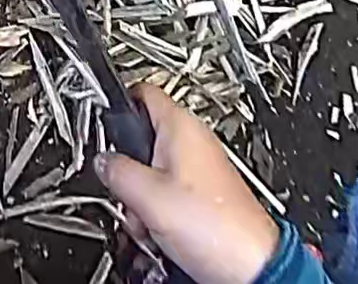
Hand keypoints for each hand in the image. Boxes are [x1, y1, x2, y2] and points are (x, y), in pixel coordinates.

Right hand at [96, 84, 279, 283]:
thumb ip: (117, 170)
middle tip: (130, 193)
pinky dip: (160, 207)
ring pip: (154, 168)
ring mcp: (201, 165)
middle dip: (129, 169)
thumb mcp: (148, 196)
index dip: (118, 104)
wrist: (254, 270)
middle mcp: (192, 138)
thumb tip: (102, 160)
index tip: (105, 125)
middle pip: (143, 138)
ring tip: (148, 220)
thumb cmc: (216, 228)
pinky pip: (170, 188)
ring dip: (143, 194)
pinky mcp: (206, 192)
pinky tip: (161, 232)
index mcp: (179, 124)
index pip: (141, 91)